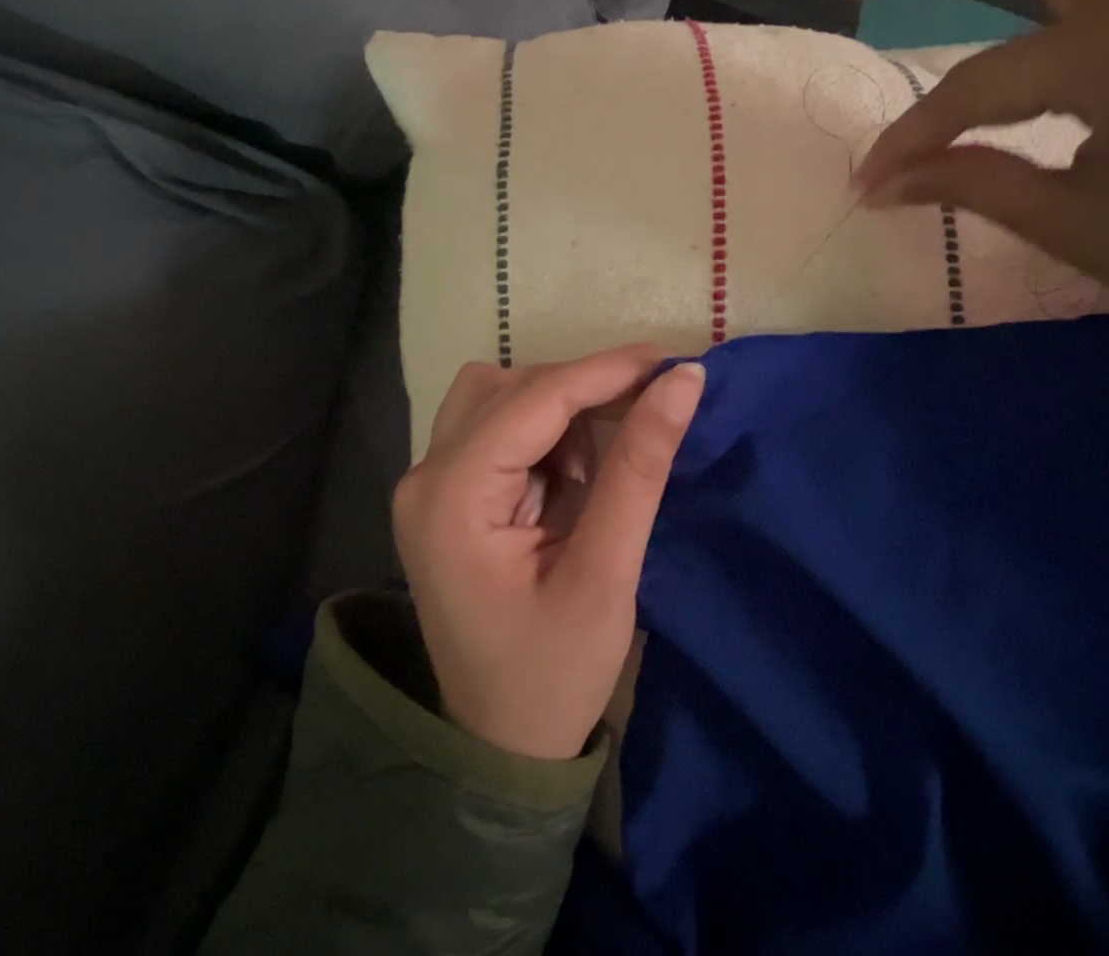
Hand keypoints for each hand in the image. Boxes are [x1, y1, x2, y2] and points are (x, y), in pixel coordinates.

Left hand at [392, 346, 705, 760]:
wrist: (503, 746)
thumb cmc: (554, 674)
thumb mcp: (606, 573)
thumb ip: (639, 470)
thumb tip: (684, 383)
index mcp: (451, 499)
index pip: (534, 399)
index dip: (608, 371)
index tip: (677, 362)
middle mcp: (425, 480)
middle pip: (504, 387)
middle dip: (579, 391)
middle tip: (645, 416)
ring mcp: (431, 491)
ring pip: (497, 403)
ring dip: (559, 415)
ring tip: (601, 471)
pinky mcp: (449, 504)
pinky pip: (498, 437)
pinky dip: (545, 442)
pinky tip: (574, 486)